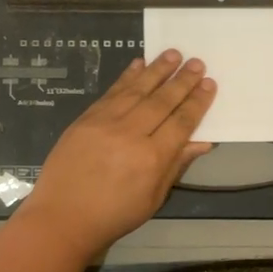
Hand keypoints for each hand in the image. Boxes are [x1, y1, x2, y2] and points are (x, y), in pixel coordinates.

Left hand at [18, 50, 215, 257]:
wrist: (63, 217)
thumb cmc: (113, 216)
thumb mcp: (153, 198)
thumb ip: (175, 166)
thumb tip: (201, 142)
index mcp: (151, 159)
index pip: (181, 122)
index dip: (197, 103)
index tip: (209, 84)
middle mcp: (130, 135)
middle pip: (162, 101)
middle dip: (181, 81)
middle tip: (197, 62)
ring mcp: (105, 124)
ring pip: (136, 90)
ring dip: (157, 70)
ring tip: (173, 54)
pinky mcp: (85, 120)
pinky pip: (111, 92)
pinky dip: (126, 77)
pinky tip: (138, 64)